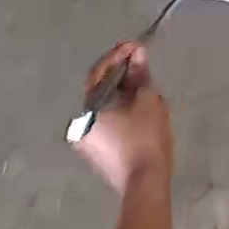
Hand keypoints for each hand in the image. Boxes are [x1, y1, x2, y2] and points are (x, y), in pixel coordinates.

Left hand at [73, 42, 173, 193]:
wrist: (145, 182)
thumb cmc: (146, 137)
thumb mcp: (148, 99)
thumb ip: (140, 74)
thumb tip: (137, 54)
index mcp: (89, 108)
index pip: (99, 72)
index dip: (118, 55)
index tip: (136, 45)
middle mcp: (81, 122)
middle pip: (100, 87)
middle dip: (121, 71)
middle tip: (141, 60)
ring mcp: (86, 139)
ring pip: (104, 103)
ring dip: (121, 89)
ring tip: (143, 80)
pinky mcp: (96, 150)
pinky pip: (106, 118)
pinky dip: (119, 106)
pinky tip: (137, 103)